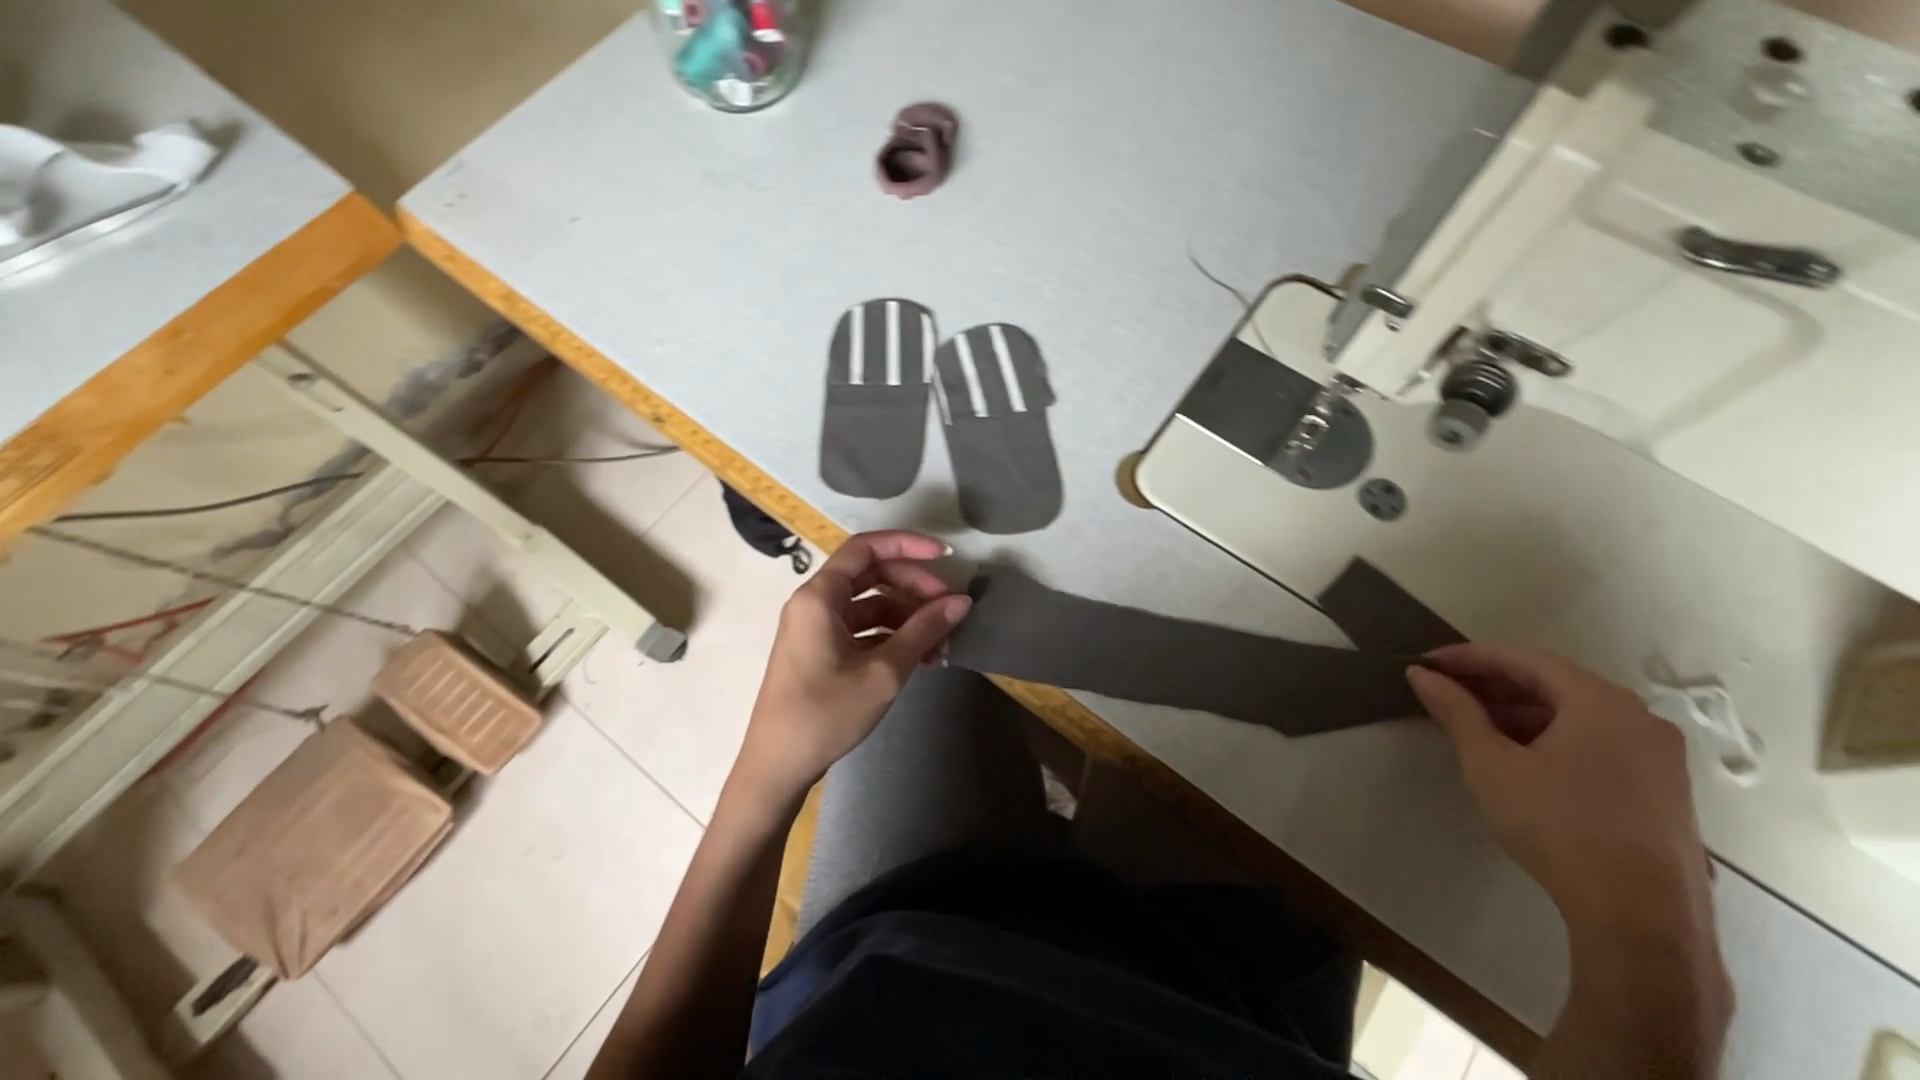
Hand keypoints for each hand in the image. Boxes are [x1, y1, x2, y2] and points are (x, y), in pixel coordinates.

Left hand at [740, 530, 970, 795]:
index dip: (908, 545)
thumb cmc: (825, 714)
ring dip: (908, 616)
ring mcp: (816, 628)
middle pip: (871, 575)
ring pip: (869, 605)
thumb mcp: (883, 672)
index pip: (866, 548)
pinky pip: (862, 630)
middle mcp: (814, 603)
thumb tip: (961, 601)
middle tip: (950, 607)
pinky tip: (923, 658)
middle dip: (914, 586)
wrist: (778, 766)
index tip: (946, 556)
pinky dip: (892, 637)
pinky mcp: (821, 652)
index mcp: (819, 597)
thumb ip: (924, 631)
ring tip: (944, 642)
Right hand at [1406, 644, 1711, 939]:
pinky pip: (1601, 743)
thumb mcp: (1491, 765)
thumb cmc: (1558, 826)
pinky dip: (1557, 739)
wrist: (1641, 915)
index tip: (1427, 664)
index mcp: (1599, 700)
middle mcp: (1638, 715)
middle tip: (1447, 694)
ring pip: (1579, 716)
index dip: (1469, 658)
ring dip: (1525, 715)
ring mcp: (1659, 753)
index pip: (1523, 659)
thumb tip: (1422, 675)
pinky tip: (1527, 762)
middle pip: (1555, 684)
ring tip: (1478, 728)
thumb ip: (1456, 712)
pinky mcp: (1666, 788)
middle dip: (1496, 686)